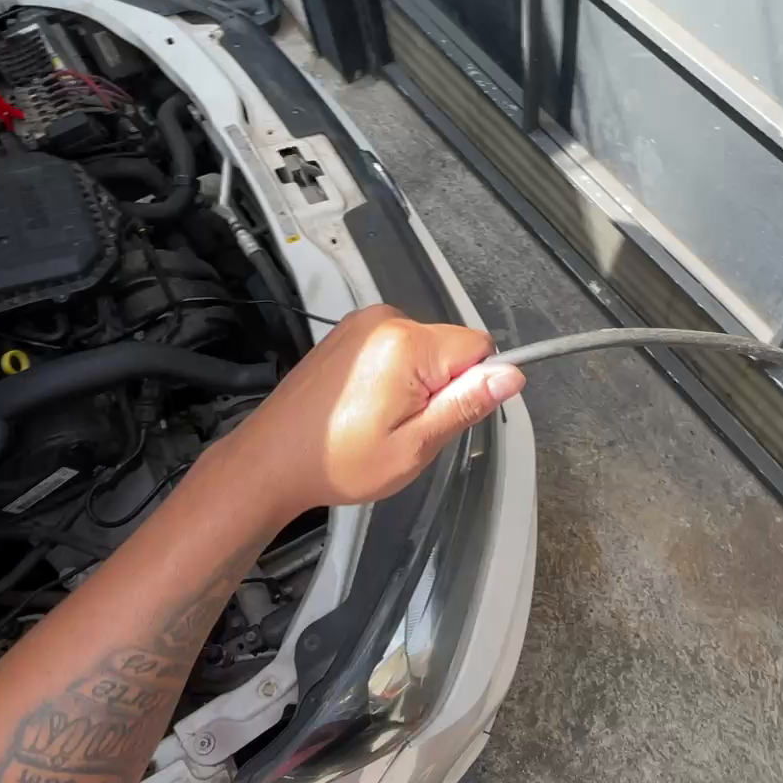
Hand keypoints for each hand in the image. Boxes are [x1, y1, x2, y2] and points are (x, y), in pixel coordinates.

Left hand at [217, 305, 523, 517]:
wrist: (270, 461)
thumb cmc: (336, 461)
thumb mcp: (414, 446)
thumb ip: (465, 404)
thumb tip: (512, 375)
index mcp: (407, 345)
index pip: (479, 347)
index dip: (471, 387)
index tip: (439, 416)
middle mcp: (385, 321)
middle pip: (451, 347)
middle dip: (441, 386)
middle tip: (405, 426)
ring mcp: (363, 324)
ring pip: (426, 349)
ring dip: (417, 383)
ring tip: (380, 419)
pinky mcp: (349, 333)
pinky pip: (398, 348)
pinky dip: (394, 376)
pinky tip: (366, 406)